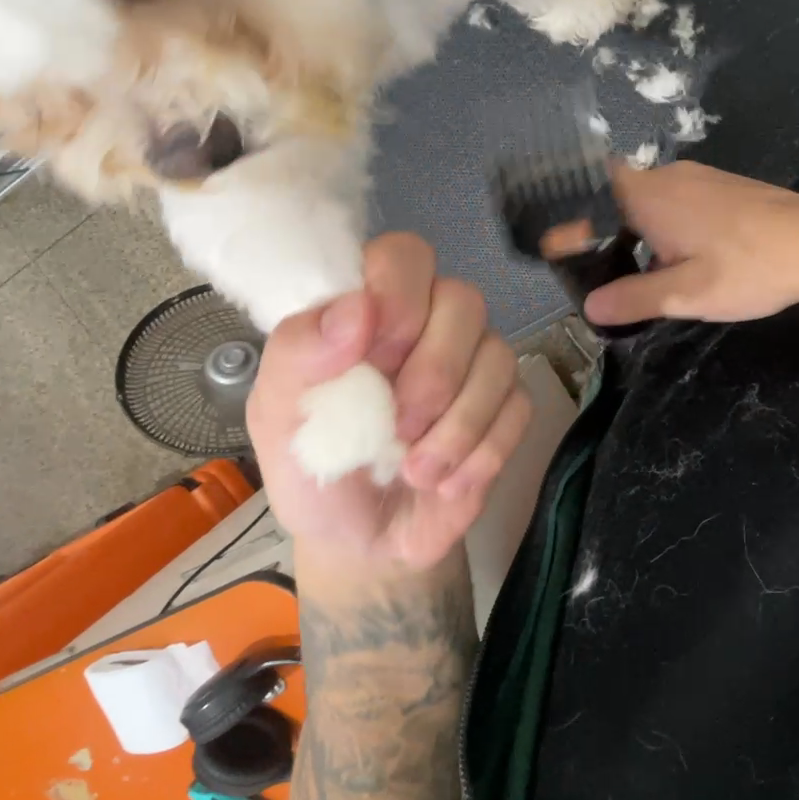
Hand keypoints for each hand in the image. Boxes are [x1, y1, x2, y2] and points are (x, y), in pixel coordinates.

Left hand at [247, 232, 530, 568]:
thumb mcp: (279, 422)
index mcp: (369, 312)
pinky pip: (519, 407)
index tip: (378, 353)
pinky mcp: (508, 407)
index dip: (401, 293)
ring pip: (499, 356)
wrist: (365, 544)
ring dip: (458, 425)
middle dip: (435, 372)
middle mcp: (429, 325)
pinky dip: (483, 452)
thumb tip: (355, 309)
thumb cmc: (317, 474)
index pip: (403, 255)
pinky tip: (448, 482)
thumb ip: (298, 356)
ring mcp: (475, 364)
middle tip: (397, 428)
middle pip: (464, 300)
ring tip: (417, 472)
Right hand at [584, 162, 798, 325]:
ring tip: (652, 278)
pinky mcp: (726, 186)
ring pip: (654, 202)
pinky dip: (672, 229)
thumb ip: (633, 299)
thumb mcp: (685, 295)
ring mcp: (702, 177)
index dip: (574, 220)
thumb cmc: (748, 268)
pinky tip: (690, 262)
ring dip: (646, 236)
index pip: (592, 189)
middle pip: (622, 197)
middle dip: (611, 235)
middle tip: (611, 277)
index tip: (571, 254)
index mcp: (650, 196)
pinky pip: (681, 202)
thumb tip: (590, 307)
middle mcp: (670, 177)